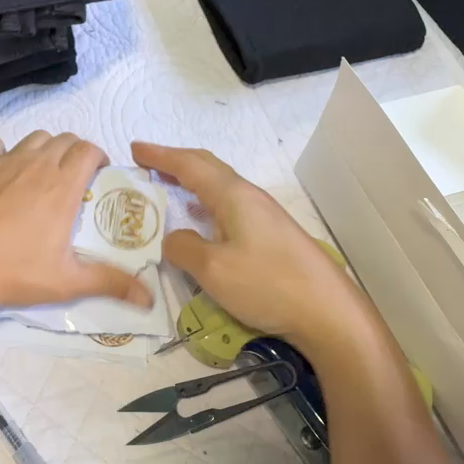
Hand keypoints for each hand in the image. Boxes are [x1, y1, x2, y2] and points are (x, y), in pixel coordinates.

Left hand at [0, 132, 153, 315]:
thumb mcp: (65, 282)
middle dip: (75, 151)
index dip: (98, 156)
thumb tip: (149, 298)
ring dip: (44, 148)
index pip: (88, 150)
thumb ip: (109, 283)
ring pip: (33, 138)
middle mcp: (36, 164)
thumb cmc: (11, 271)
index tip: (98, 174)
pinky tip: (2, 172)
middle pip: (64, 139)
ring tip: (42, 173)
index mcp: (62, 185)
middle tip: (74, 178)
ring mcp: (4, 161)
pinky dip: (4, 152)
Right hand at [135, 142, 357, 347]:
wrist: (329, 314)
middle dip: (176, 161)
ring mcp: (264, 215)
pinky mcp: (272, 235)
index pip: (189, 164)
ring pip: (220, 186)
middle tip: (148, 163)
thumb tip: (174, 238)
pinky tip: (202, 220)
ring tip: (169, 187)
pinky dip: (206, 201)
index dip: (160, 155)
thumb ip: (183, 248)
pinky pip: (229, 205)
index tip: (134, 149)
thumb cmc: (268, 284)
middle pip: (207, 167)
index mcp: (233, 195)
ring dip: (192, 181)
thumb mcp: (213, 270)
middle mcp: (249, 196)